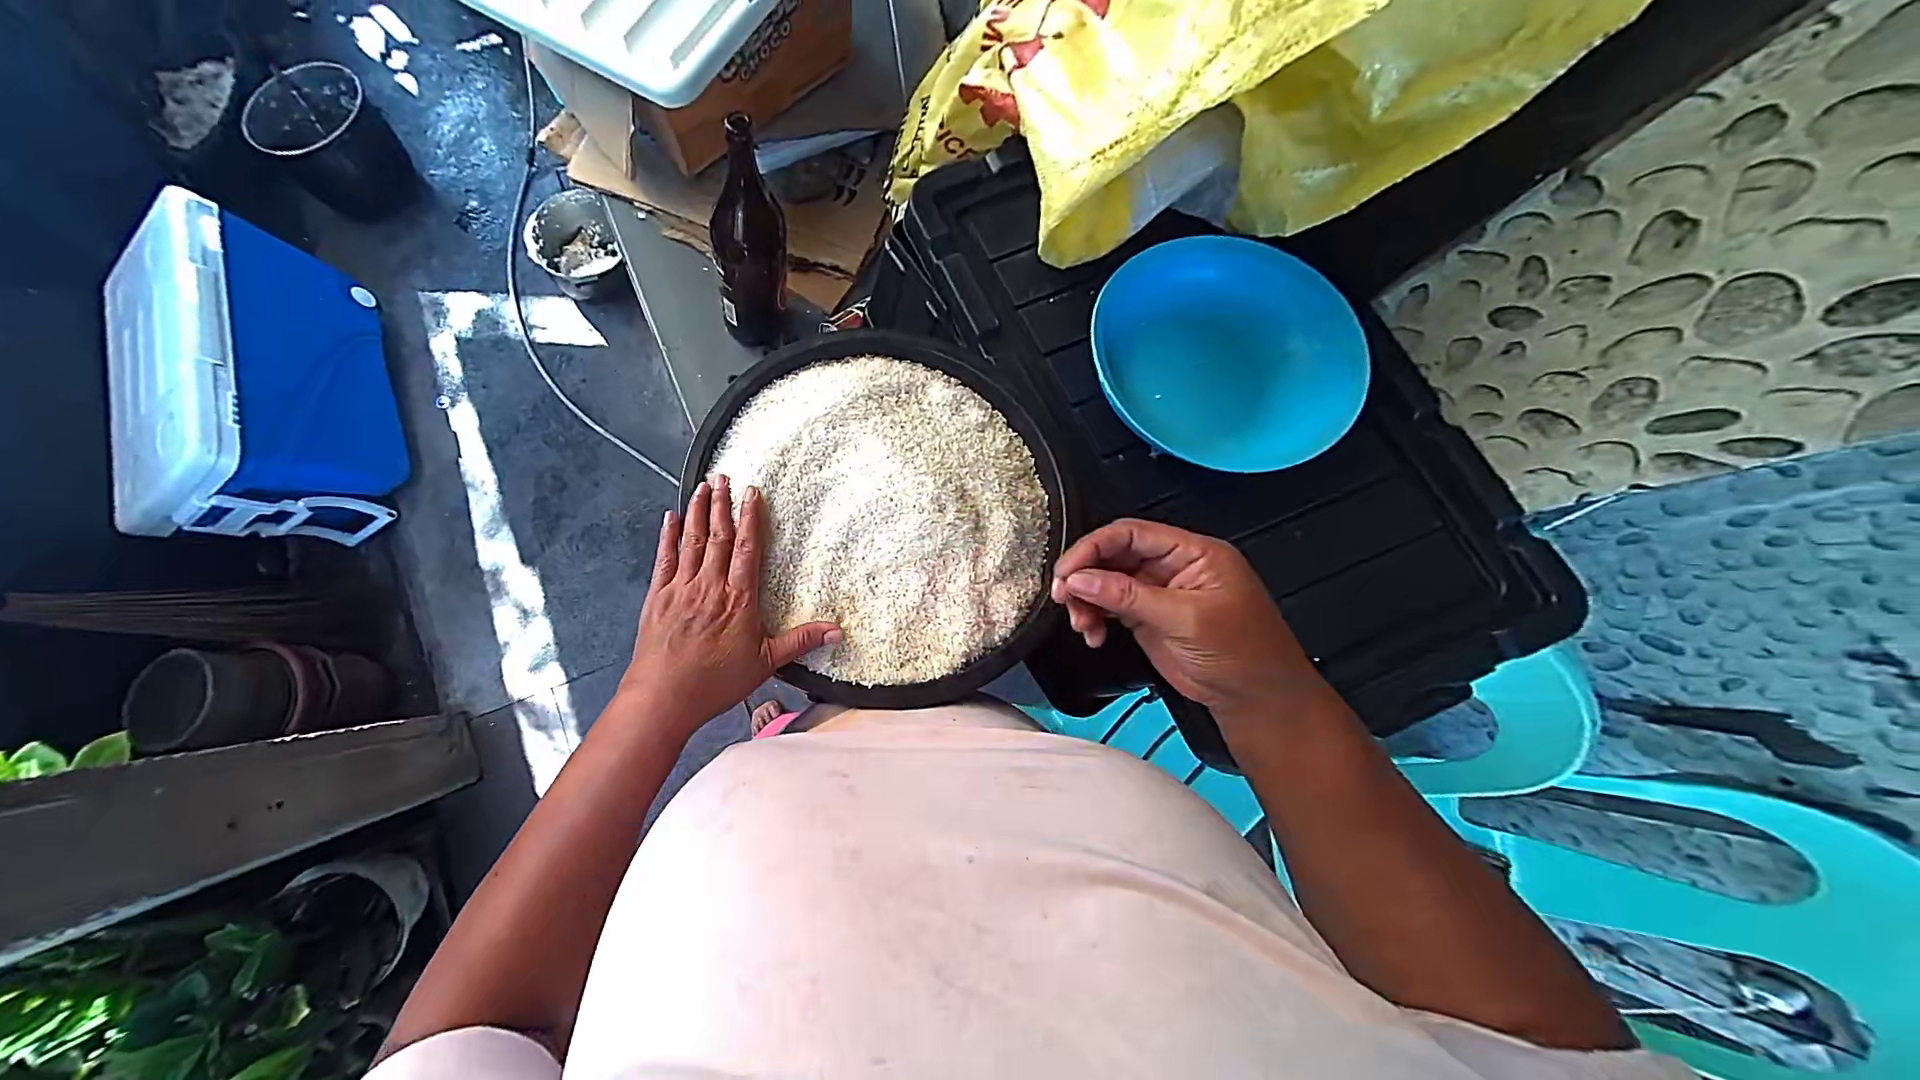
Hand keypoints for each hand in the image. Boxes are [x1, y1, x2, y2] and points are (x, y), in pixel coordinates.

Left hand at [620, 476, 839, 737]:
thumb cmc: (714, 683)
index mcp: (737, 600)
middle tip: (724, 476)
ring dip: (696, 511)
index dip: (750, 518)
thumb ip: (801, 641)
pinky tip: (670, 517)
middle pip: (717, 536)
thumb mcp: (765, 663)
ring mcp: (680, 589)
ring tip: (702, 486)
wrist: (662, 698)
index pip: (746, 548)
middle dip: (721, 503)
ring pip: (690, 541)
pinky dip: (667, 536)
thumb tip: (837, 631)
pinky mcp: (658, 597)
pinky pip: (664, 559)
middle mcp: (709, 587)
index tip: (752, 493)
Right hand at [1051, 519, 1333, 719]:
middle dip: (1085, 575)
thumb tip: (1083, 579)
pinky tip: (1093, 633)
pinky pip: (1109, 608)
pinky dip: (1095, 619)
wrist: (1257, 699)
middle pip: (1114, 556)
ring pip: (1106, 583)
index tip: (1069, 569)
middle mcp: (1172, 567)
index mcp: (1192, 552)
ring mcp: (1158, 593)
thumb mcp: (1186, 618)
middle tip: (1064, 595)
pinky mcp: (1148, 618)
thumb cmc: (1247, 654)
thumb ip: (1129, 596)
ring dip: (1086, 601)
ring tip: (1081, 623)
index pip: (1132, 534)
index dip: (1094, 547)